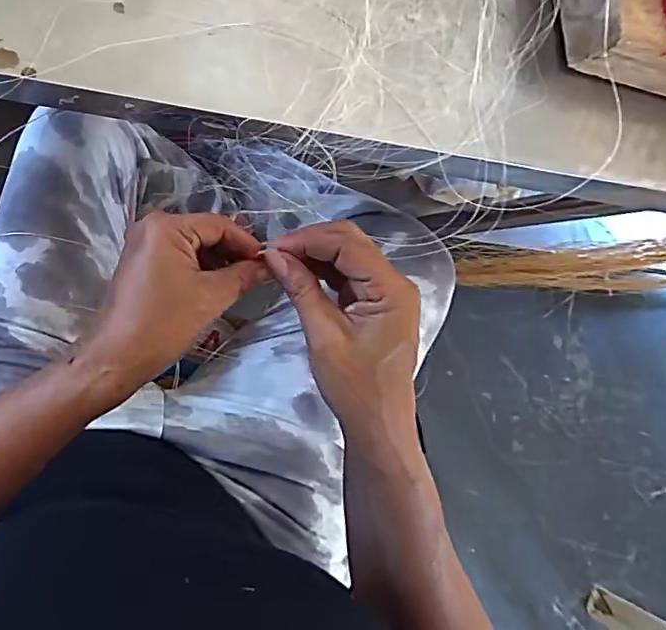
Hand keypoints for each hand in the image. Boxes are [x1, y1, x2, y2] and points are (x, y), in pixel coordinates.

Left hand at [75, 212, 264, 394]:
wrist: (119, 353)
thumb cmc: (164, 322)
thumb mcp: (211, 296)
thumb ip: (243, 275)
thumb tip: (268, 265)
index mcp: (165, 226)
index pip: (217, 224)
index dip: (246, 242)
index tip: (269, 263)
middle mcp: (150, 224)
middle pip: (203, 231)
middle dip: (231, 251)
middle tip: (258, 273)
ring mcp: (142, 241)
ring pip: (191, 243)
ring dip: (215, 260)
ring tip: (241, 281)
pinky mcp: (140, 258)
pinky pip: (176, 253)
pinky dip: (197, 266)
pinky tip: (215, 284)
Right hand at [262, 222, 422, 443]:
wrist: (379, 426)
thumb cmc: (355, 386)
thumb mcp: (323, 334)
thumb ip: (300, 288)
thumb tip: (272, 254)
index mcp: (390, 289)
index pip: (346, 244)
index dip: (306, 240)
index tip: (271, 249)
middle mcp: (394, 283)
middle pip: (349, 241)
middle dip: (309, 241)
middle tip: (274, 254)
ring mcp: (386, 292)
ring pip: (346, 252)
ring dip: (313, 252)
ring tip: (281, 262)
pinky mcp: (375, 301)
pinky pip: (346, 271)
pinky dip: (320, 267)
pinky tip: (297, 273)